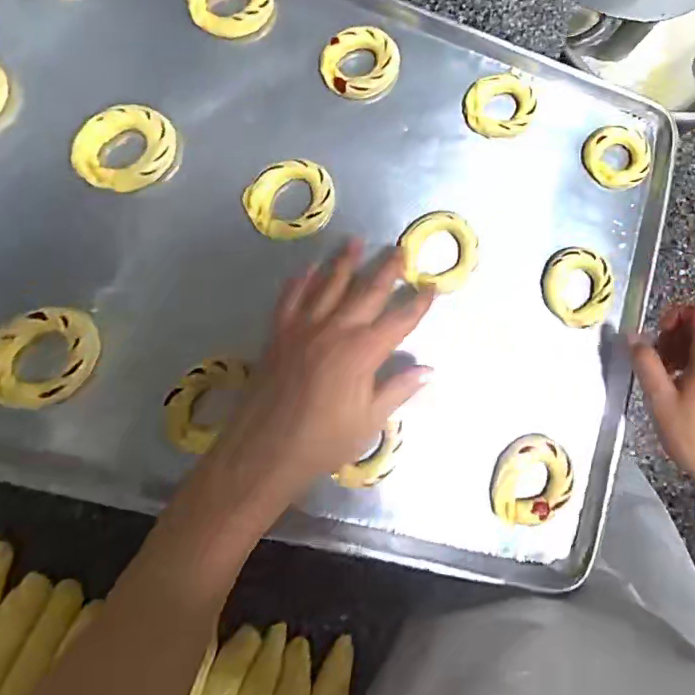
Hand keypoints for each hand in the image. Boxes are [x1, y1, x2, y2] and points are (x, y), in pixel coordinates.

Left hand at [212, 237, 435, 500]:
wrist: (262, 453)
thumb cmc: (322, 443)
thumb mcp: (369, 422)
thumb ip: (398, 390)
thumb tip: (427, 369)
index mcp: (363, 352)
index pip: (400, 320)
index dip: (418, 303)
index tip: (432, 285)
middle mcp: (336, 330)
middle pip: (368, 291)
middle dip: (387, 269)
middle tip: (400, 249)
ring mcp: (304, 328)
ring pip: (329, 285)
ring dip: (344, 262)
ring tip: (355, 241)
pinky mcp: (279, 334)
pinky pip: (292, 298)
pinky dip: (301, 281)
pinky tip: (308, 268)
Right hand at [631, 303, 694, 507]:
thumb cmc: (694, 438)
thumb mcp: (660, 400)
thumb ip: (645, 363)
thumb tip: (632, 336)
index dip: (678, 313)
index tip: (658, 334)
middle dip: (675, 335)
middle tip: (655, 360)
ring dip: (682, 353)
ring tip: (664, 379)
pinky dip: (693, 368)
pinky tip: (680, 395)